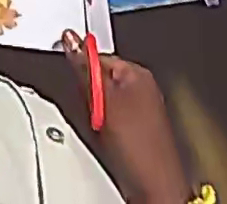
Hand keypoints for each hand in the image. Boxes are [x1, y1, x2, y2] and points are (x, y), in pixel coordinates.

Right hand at [63, 30, 192, 203]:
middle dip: (92, 96)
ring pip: (104, 101)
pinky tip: (111, 139)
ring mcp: (143, 109)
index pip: (97, 55)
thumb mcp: (102, 99)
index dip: (84, 73)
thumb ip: (84, 66)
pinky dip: (106, 126)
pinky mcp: (139, 129)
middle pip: (100, 78)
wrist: (156, 190)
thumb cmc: (137, 145)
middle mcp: (143, 87)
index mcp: (137, 72)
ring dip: (98, 113)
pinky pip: (112, 118)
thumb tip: (70, 38)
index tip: (84, 89)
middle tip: (97, 113)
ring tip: (105, 129)